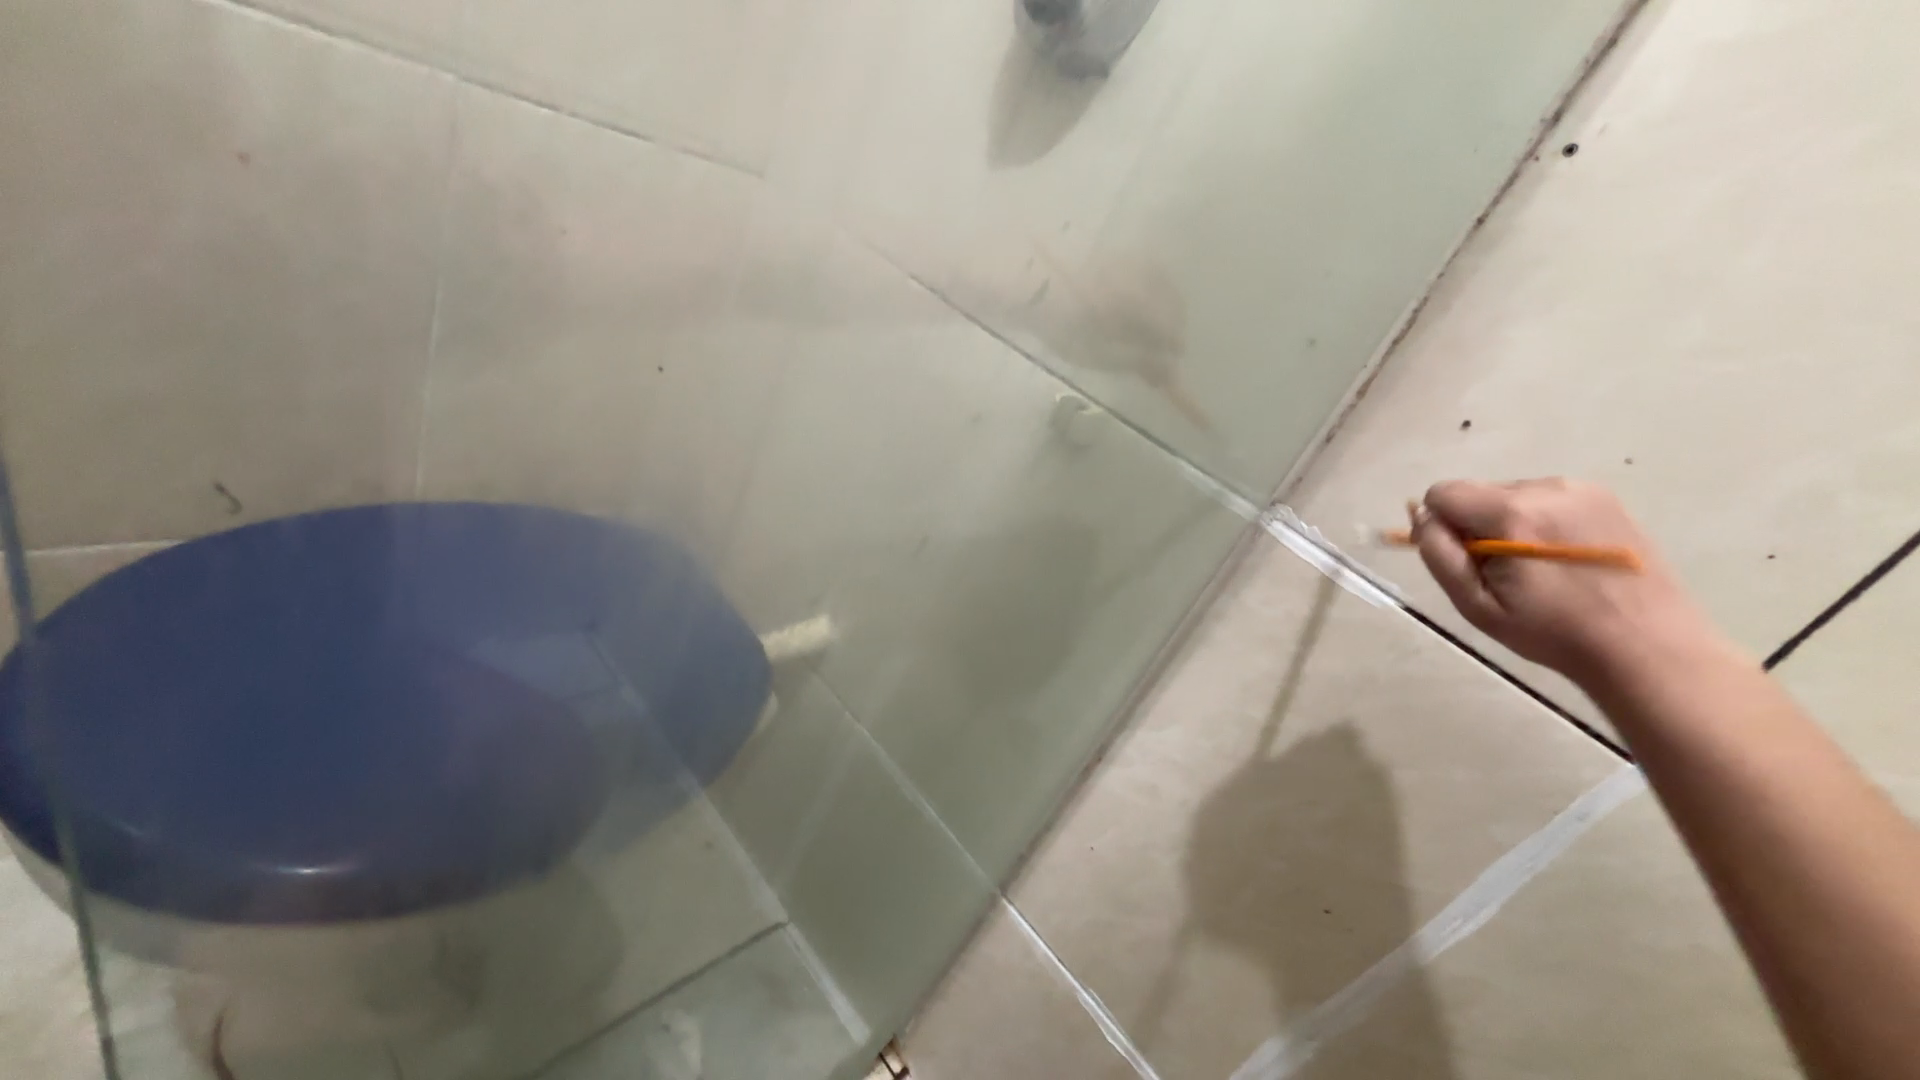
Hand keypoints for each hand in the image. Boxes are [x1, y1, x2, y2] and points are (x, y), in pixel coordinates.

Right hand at [1411, 479, 1717, 683]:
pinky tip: (1563, 559)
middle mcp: (1547, 488)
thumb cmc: (1553, 632)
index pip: (1444, 492)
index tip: (1461, 560)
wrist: (1647, 645)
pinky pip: (1547, 498)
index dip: (1440, 525)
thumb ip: (1440, 555)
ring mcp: (1583, 489)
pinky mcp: (1607, 498)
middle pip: (1479, 491)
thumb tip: (1422, 518)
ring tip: (1537, 568)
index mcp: (1512, 513)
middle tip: (1502, 572)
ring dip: (1508, 522)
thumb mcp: (1477, 605)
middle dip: (1476, 524)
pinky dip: (1540, 522)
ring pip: (1513, 494)